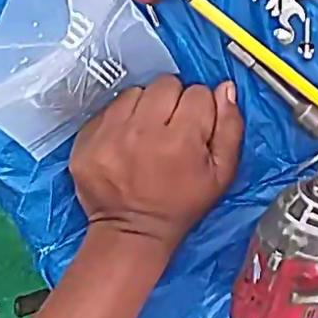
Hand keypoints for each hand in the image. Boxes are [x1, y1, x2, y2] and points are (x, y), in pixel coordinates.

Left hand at [69, 75, 242, 258]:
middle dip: (173, 101)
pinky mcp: (87, 139)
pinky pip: (110, 107)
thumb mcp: (222, 174)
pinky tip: (127, 139)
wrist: (131, 232)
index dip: (200, 108)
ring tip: (147, 132)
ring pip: (137, 91)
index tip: (195, 128)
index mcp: (180, 140)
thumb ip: (230, 127)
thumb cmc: (182, 204)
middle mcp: (142, 131)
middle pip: (166, 84)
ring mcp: (110, 134)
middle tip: (171, 127)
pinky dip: (121, 117)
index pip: (198, 92)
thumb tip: (226, 89)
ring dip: (146, 106)